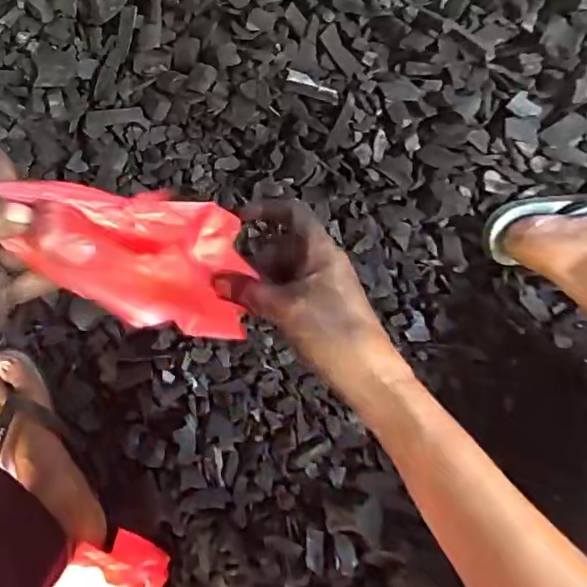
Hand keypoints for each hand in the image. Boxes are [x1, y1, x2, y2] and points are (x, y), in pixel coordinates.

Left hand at [0, 149, 52, 426]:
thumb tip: (23, 212)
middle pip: (8, 205)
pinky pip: (28, 279)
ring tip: (70, 244)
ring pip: (23, 240)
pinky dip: (49, 273)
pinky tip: (67, 268)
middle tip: (54, 222)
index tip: (17, 197)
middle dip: (32, 209)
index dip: (2, 176)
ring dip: (46, 239)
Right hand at [219, 199, 414, 405]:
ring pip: (279, 269)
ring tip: (232, 293)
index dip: (265, 209)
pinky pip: (284, 289)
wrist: (370, 377)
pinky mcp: (317, 305)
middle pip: (279, 244)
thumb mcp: (282, 308)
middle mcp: (319, 262)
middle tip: (224, 270)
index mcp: (319, 251)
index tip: (238, 220)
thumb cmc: (331, 332)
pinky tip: (248, 309)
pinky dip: (265, 294)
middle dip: (250, 255)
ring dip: (254, 278)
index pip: (292, 213)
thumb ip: (246, 290)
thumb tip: (216, 280)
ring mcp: (319, 284)